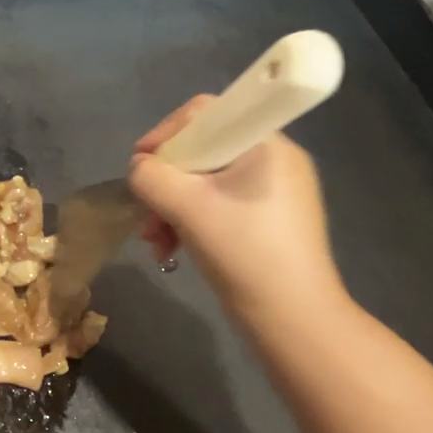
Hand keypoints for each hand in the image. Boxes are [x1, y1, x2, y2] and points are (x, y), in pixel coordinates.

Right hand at [128, 95, 345, 315]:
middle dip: (164, 182)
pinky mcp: (266, 222)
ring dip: (170, 207)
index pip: (205, 114)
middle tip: (145, 211)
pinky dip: (189, 221)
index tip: (142, 163)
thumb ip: (151, 176)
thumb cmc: (244, 251)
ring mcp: (272, 193)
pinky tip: (171, 249)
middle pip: (200, 152)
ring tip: (154, 240)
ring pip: (203, 183)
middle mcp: (274, 161)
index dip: (166, 133)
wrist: (293, 318)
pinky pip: (216, 205)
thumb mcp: (186, 206)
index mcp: (265, 146)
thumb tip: (140, 168)